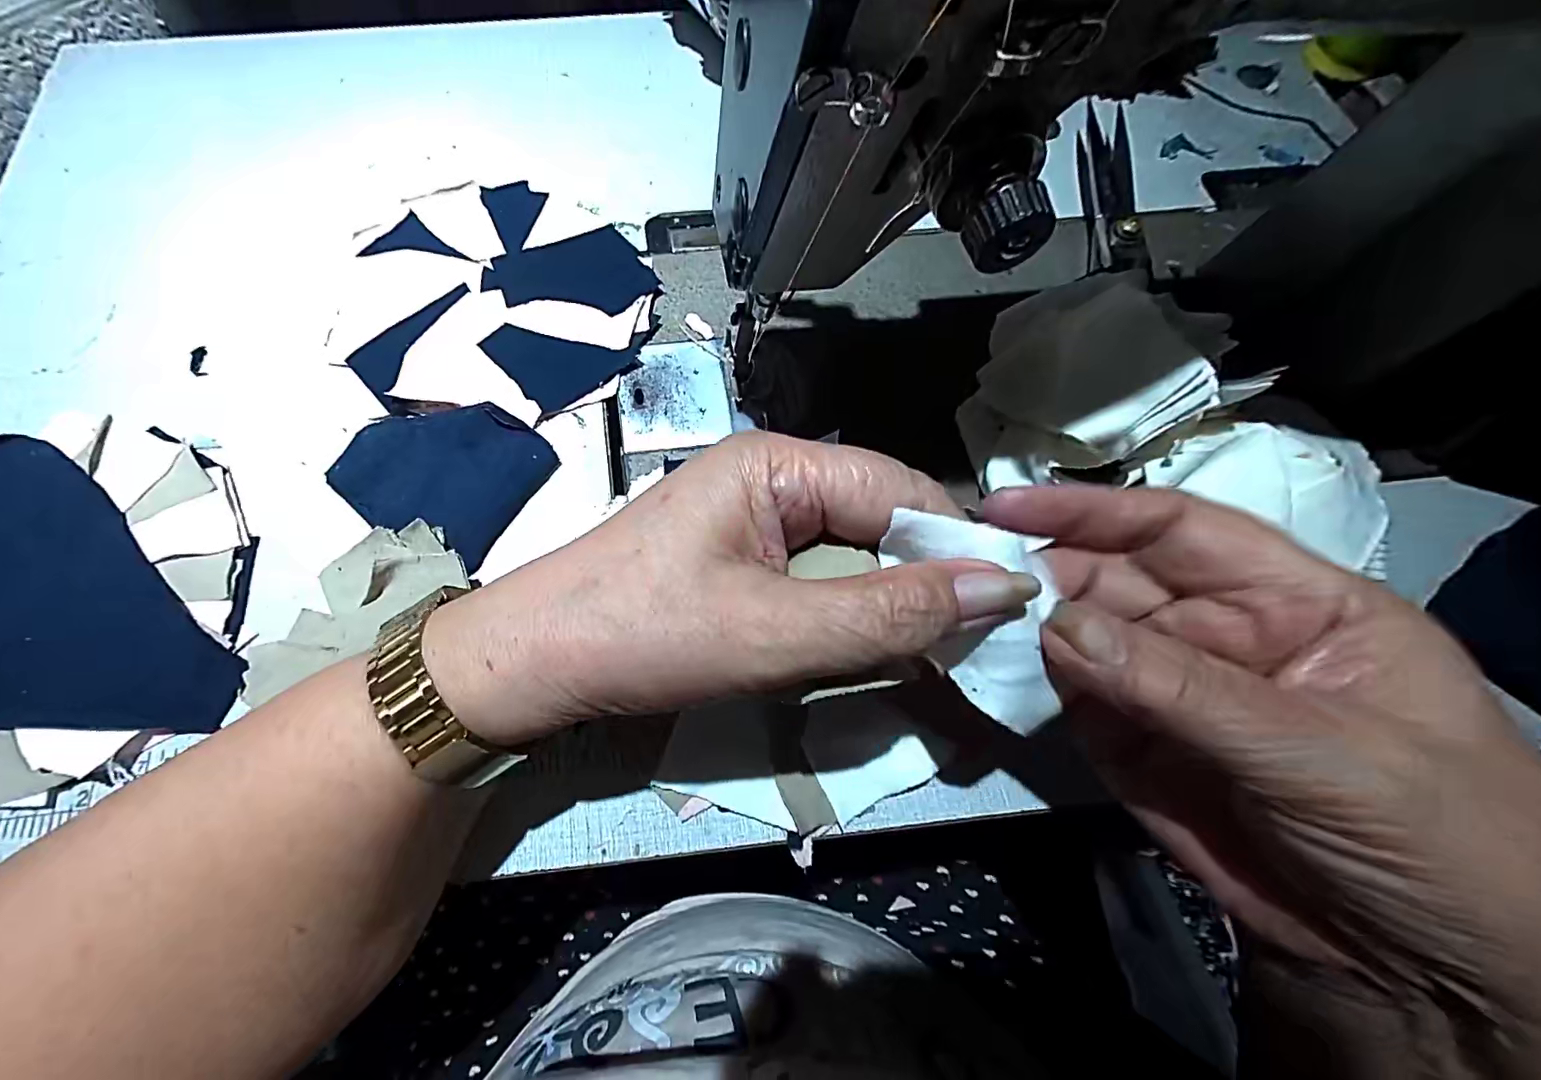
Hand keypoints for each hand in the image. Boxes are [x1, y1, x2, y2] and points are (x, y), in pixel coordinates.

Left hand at [425, 432, 1038, 743]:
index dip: (956, 546)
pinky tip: (878, 644)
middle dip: (928, 576)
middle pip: (881, 517)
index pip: (899, 490)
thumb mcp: (775, 634)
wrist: (533, 665)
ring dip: (895, 598)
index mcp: (779, 463)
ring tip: (938, 648)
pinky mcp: (747, 556)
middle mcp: (775, 475)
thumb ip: (887, 615)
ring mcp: (759, 517)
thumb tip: (996, 590)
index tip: (1006, 604)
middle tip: (976, 639)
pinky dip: (857, 610)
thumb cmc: (643, 638)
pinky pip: (825, 575)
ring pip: (858, 550)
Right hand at [981, 484, 1540, 1076]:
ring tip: (966, 618)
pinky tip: (989, 671)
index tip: (1008, 505)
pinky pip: (1071, 704)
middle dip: (1045, 571)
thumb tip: (1056, 624)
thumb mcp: (1326, 754)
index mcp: (1287, 600)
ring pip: (1080, 640)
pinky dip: (1030, 689)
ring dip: (1025, 628)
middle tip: (968, 575)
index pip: (1177, 529)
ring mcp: (1167, 694)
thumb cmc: (1449, 842)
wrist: (1455, 993)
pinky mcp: (1133, 750)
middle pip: (1112, 580)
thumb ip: (1185, 690)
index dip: (1092, 510)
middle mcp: (1216, 633)